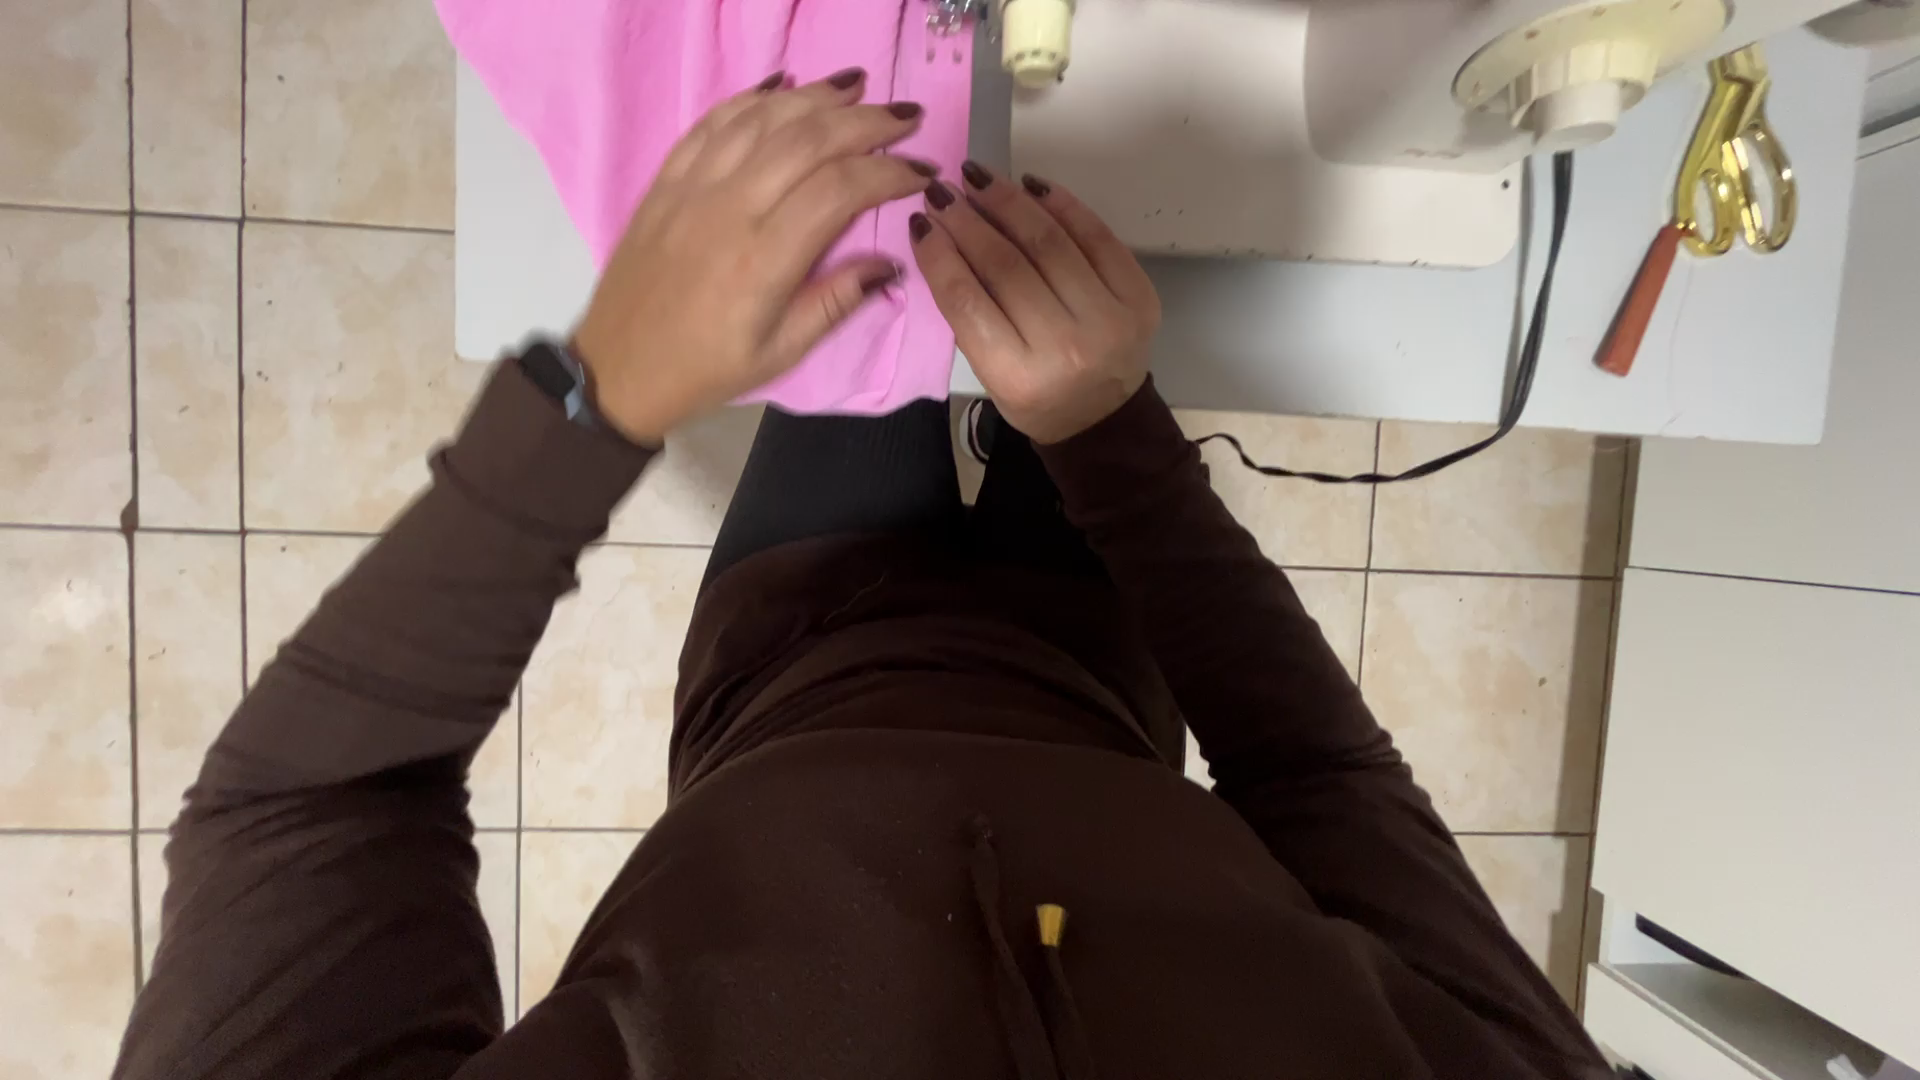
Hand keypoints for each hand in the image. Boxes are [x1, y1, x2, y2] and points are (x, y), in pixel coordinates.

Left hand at [572, 69, 932, 443]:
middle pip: (808, 141)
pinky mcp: (668, 179)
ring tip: (858, 87)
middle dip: (865, 123)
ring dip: (817, 96)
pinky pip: (716, 120)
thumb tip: (888, 263)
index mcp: (764, 260)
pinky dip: (755, 96)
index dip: (886, 173)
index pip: (838, 191)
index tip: (920, 172)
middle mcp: (729, 208)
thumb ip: (835, 303)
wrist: (620, 366)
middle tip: (906, 116)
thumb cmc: (708, 369)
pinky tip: (785, 84)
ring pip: (764, 119)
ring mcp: (693, 186)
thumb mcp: (780, 353)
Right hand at [909, 165, 1159, 443]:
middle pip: (1007, 267)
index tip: (921, 222)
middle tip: (943, 192)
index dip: (940, 257)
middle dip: (968, 221)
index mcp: (1019, 378)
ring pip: (1050, 243)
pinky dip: (1061, 204)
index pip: (968, 303)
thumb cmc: (1036, 399)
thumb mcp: (992, 376)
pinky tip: (1029, 186)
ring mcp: (1108, 320)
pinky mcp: (1138, 297)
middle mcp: (1065, 348)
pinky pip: (1096, 236)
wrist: (1104, 419)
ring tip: (979, 178)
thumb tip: (946, 239)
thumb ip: (972, 318)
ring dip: (1008, 202)